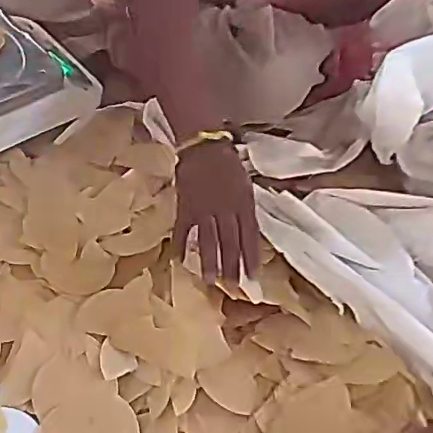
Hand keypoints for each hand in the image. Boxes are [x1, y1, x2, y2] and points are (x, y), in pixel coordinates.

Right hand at [173, 139, 258, 282]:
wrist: (203, 147)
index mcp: (243, 204)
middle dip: (231, 266)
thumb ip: (246, 211)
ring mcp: (204, 210)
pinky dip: (181, 245)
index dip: (251, 257)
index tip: (252, 276)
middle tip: (232, 286)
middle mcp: (225, 210)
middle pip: (230, 243)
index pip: (249, 237)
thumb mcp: (245, 187)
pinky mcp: (185, 207)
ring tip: (210, 280)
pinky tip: (181, 260)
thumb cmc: (228, 165)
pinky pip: (183, 230)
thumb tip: (248, 235)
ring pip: (208, 241)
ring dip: (209, 262)